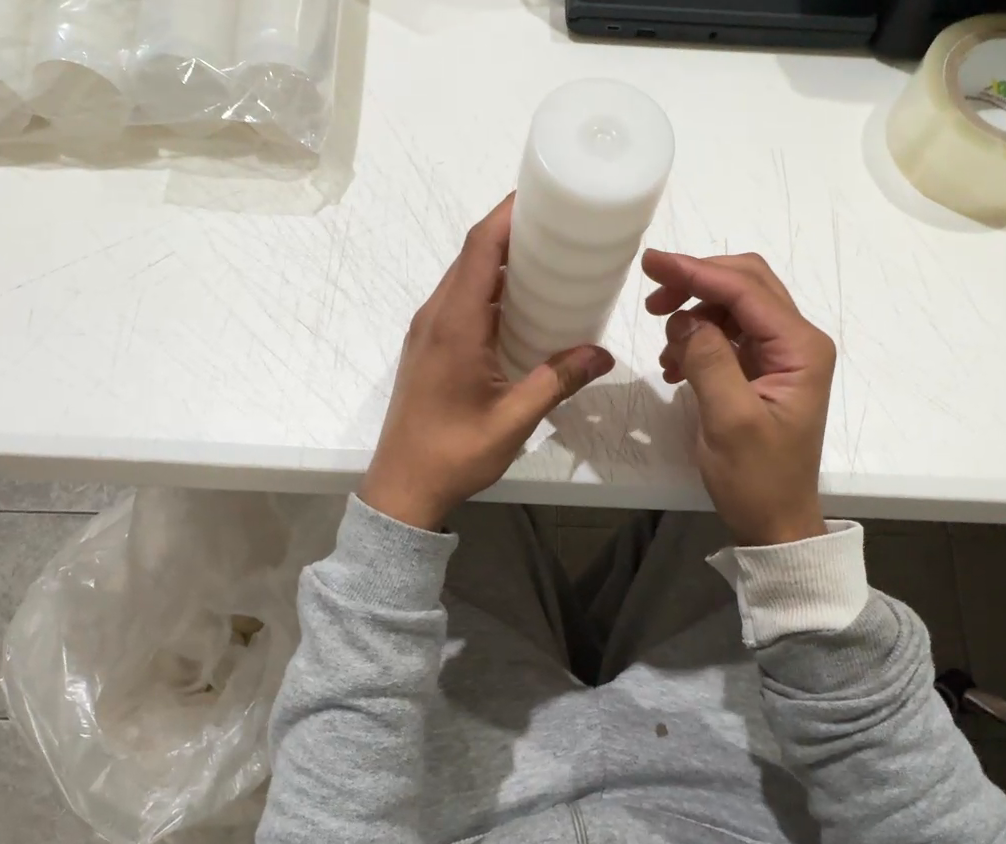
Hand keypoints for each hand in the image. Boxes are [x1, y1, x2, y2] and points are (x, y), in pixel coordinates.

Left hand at [360, 196, 615, 529]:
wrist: (402, 487)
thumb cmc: (453, 454)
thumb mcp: (513, 420)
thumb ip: (556, 382)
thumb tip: (603, 354)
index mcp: (455, 325)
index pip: (481, 248)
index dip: (510, 213)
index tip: (546, 194)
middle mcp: (435, 317)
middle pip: (472, 255)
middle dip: (514, 233)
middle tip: (562, 228)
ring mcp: (426, 332)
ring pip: (464, 279)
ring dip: (501, 264)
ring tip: (548, 262)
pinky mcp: (426, 348)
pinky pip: (458, 302)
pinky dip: (489, 292)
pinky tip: (520, 309)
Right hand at [643, 249, 834, 546]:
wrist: (775, 522)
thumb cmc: (756, 479)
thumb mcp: (729, 422)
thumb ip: (709, 361)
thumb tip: (685, 319)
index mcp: (800, 349)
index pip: (746, 290)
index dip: (696, 271)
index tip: (651, 262)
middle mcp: (797, 342)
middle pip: (746, 285)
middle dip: (696, 283)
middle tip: (651, 299)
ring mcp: (782, 357)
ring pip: (735, 308)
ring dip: (696, 315)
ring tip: (663, 349)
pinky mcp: (764, 373)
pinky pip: (730, 337)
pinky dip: (699, 340)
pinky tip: (675, 366)